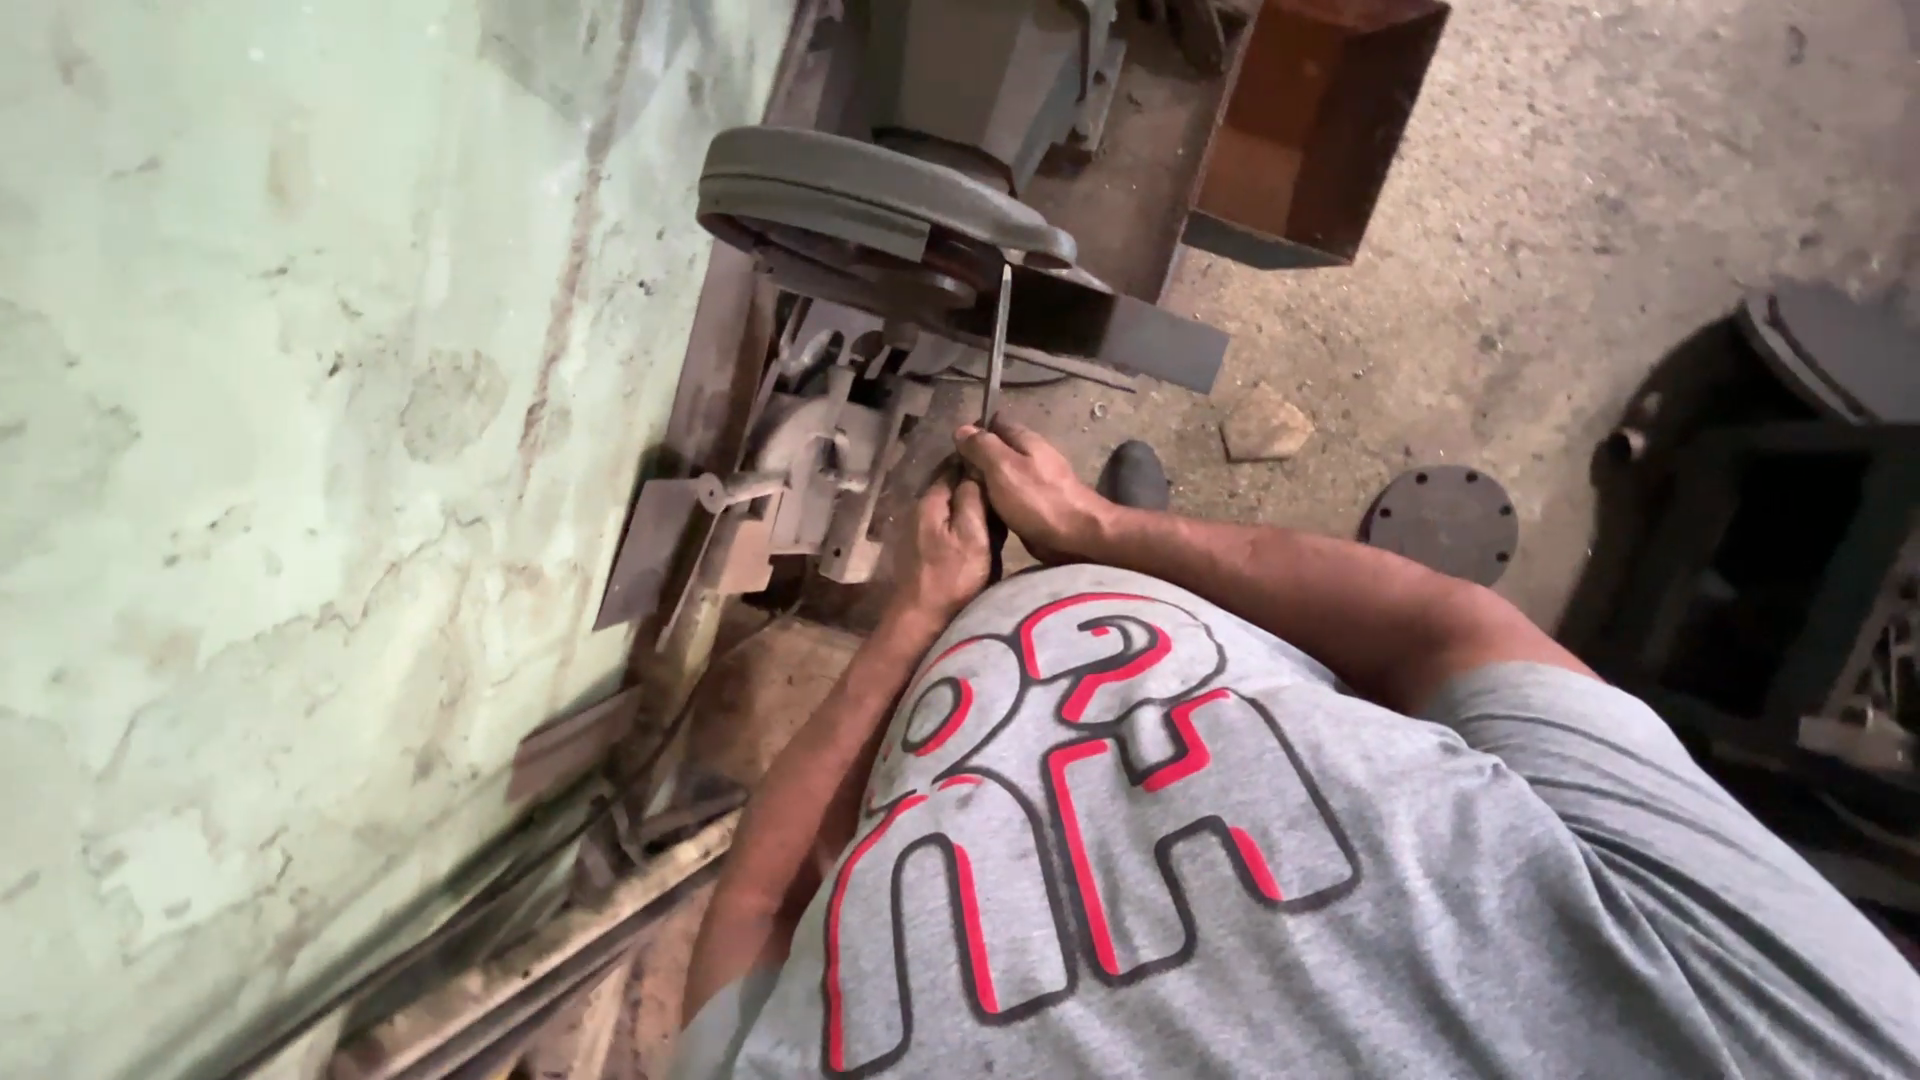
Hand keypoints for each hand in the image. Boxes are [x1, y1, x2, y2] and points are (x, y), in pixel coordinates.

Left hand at [891, 472, 992, 620]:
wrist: (922, 617)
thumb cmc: (952, 576)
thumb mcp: (971, 534)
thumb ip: (972, 497)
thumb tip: (975, 467)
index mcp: (932, 500)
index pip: (955, 464)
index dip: (979, 461)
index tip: (1002, 463)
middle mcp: (922, 508)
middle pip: (953, 484)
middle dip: (976, 482)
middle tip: (1005, 486)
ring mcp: (921, 527)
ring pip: (952, 504)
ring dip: (972, 504)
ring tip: (998, 508)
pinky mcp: (925, 546)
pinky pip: (950, 523)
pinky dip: (966, 522)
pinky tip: (982, 533)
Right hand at [955, 418, 1115, 562]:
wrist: (1077, 535)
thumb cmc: (1038, 499)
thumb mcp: (1002, 467)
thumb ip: (982, 447)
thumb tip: (962, 429)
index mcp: (1025, 440)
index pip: (993, 423)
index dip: (972, 433)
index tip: (954, 452)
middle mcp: (1031, 455)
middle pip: (996, 450)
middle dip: (975, 461)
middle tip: (953, 479)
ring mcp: (1036, 480)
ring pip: (1001, 475)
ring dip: (985, 484)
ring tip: (963, 496)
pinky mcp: (1037, 504)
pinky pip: (1009, 496)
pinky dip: (996, 501)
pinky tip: (983, 511)